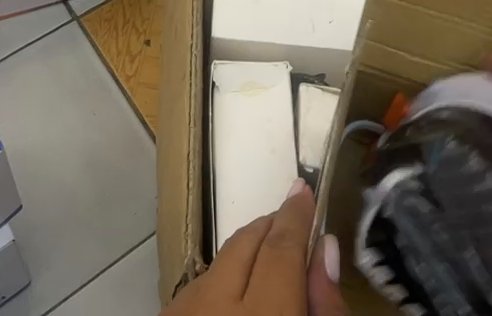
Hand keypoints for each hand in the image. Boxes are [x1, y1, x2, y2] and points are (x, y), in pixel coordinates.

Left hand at [163, 178, 346, 315]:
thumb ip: (324, 303)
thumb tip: (325, 247)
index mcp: (263, 314)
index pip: (280, 248)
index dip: (294, 216)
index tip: (304, 189)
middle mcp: (215, 305)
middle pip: (245, 243)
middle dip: (272, 227)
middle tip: (294, 219)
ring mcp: (183, 310)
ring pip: (220, 259)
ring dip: (247, 252)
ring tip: (273, 258)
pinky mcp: (167, 315)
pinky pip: (200, 281)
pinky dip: (223, 277)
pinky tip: (240, 292)